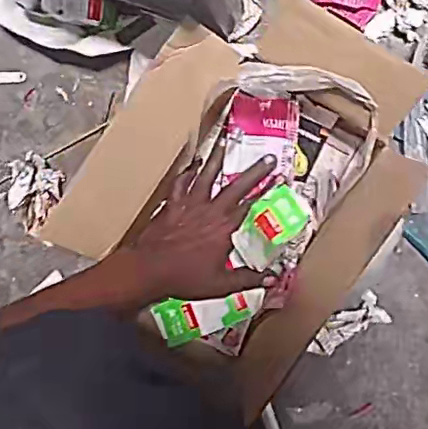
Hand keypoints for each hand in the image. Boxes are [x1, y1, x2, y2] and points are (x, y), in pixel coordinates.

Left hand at [125, 139, 280, 300]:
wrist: (147, 270)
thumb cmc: (183, 278)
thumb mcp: (221, 285)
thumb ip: (248, 279)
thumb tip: (271, 279)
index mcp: (224, 228)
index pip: (251, 205)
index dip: (267, 191)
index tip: (280, 179)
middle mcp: (209, 211)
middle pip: (236, 186)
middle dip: (255, 171)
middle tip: (268, 159)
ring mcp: (189, 204)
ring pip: (207, 176)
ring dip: (218, 159)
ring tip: (226, 143)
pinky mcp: (172, 204)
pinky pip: (181, 183)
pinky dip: (188, 173)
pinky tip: (193, 165)